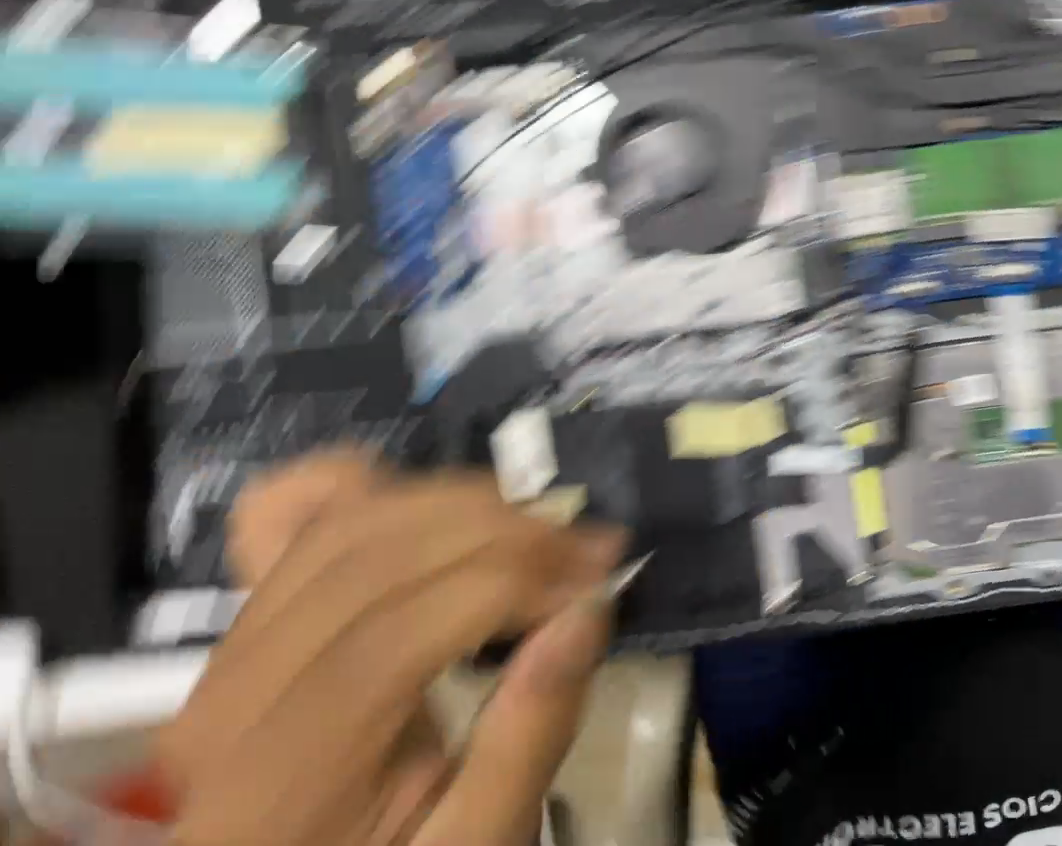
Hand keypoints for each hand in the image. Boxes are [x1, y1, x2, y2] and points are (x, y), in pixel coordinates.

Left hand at [153, 449, 626, 845]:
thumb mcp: (478, 840)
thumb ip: (530, 735)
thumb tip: (587, 610)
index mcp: (281, 778)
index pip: (394, 636)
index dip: (511, 586)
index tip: (599, 584)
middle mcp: (228, 696)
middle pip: (371, 561)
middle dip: (506, 534)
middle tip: (594, 549)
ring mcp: (228, 644)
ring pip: (345, 522)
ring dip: (466, 504)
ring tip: (545, 528)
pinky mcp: (248, 614)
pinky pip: (287, 515)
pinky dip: (366, 484)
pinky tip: (438, 498)